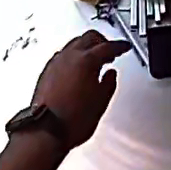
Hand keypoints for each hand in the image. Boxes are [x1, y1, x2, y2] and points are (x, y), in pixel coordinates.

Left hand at [32, 31, 129, 148]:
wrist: (46, 132)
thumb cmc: (71, 120)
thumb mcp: (101, 102)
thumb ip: (109, 83)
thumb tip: (111, 75)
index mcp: (86, 60)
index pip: (108, 46)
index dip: (119, 46)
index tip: (124, 47)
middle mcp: (70, 56)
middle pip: (89, 37)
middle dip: (102, 42)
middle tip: (110, 51)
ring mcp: (56, 62)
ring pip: (75, 43)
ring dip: (87, 48)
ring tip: (95, 61)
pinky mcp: (47, 70)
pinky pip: (63, 55)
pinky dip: (74, 57)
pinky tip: (77, 69)